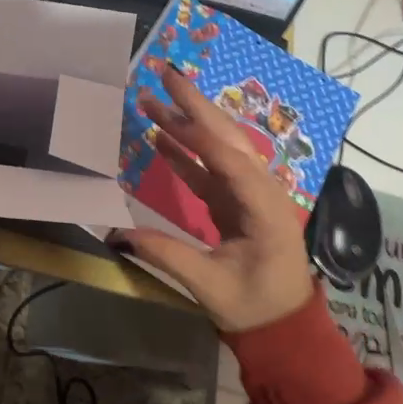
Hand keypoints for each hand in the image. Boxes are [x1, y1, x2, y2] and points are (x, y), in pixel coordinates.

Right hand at [118, 65, 314, 332]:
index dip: (198, 140)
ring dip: (188, 122)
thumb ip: (166, 254)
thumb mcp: (209, 285)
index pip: (231, 164)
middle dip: (196, 105)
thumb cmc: (254, 307)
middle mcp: (263, 192)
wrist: (285, 329)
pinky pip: (210, 168)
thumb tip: (117, 234)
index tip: (167, 117)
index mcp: (265, 210)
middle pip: (229, 139)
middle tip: (165, 74)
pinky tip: (160, 133)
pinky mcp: (236, 202)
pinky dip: (186, 150)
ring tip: (152, 98)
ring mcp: (250, 194)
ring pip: (219, 147)